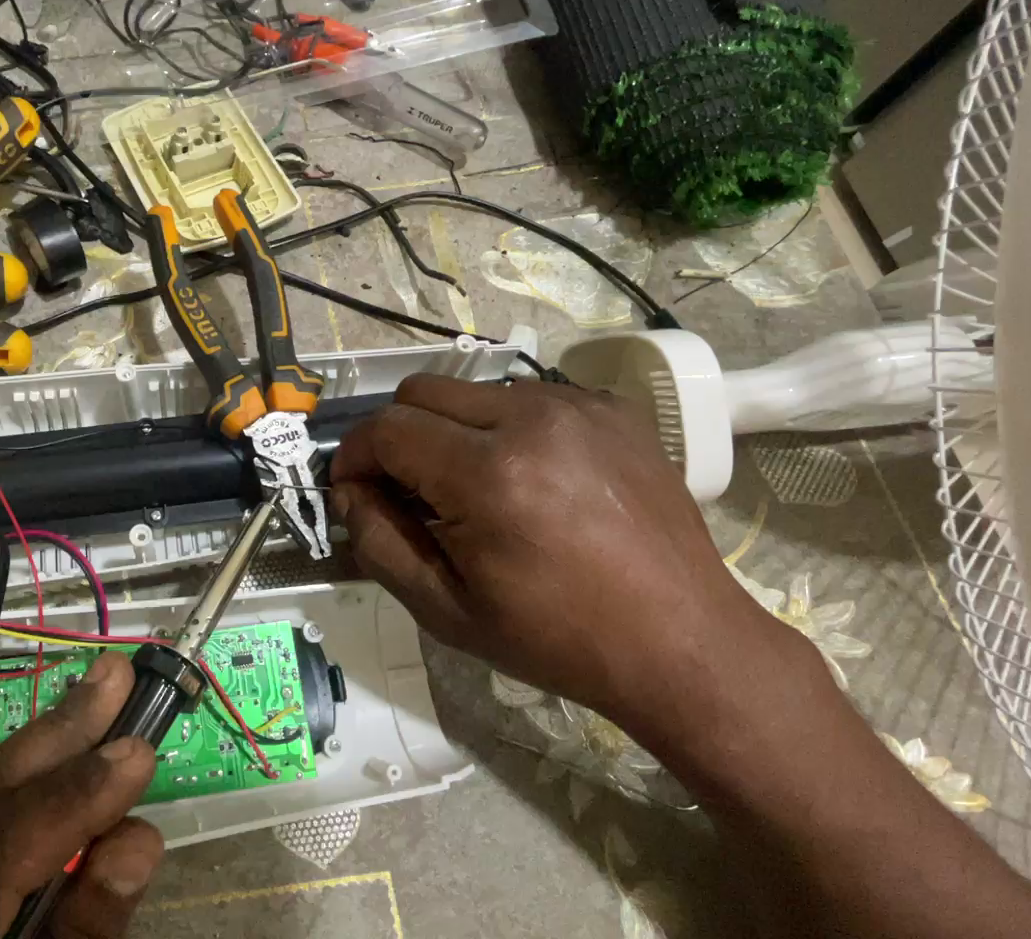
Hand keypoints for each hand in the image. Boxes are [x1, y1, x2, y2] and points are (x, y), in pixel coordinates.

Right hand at [329, 374, 796, 730]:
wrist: (682, 643)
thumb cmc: (556, 639)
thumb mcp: (445, 609)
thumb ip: (378, 542)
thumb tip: (348, 491)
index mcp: (488, 475)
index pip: (386, 429)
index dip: (354, 456)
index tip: (352, 489)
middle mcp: (532, 419)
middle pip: (421, 391)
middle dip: (395, 434)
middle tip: (404, 488)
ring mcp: (579, 406)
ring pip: (474, 388)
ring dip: (450, 428)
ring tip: (469, 486)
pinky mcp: (613, 408)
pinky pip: (529, 395)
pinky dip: (504, 426)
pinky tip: (525, 476)